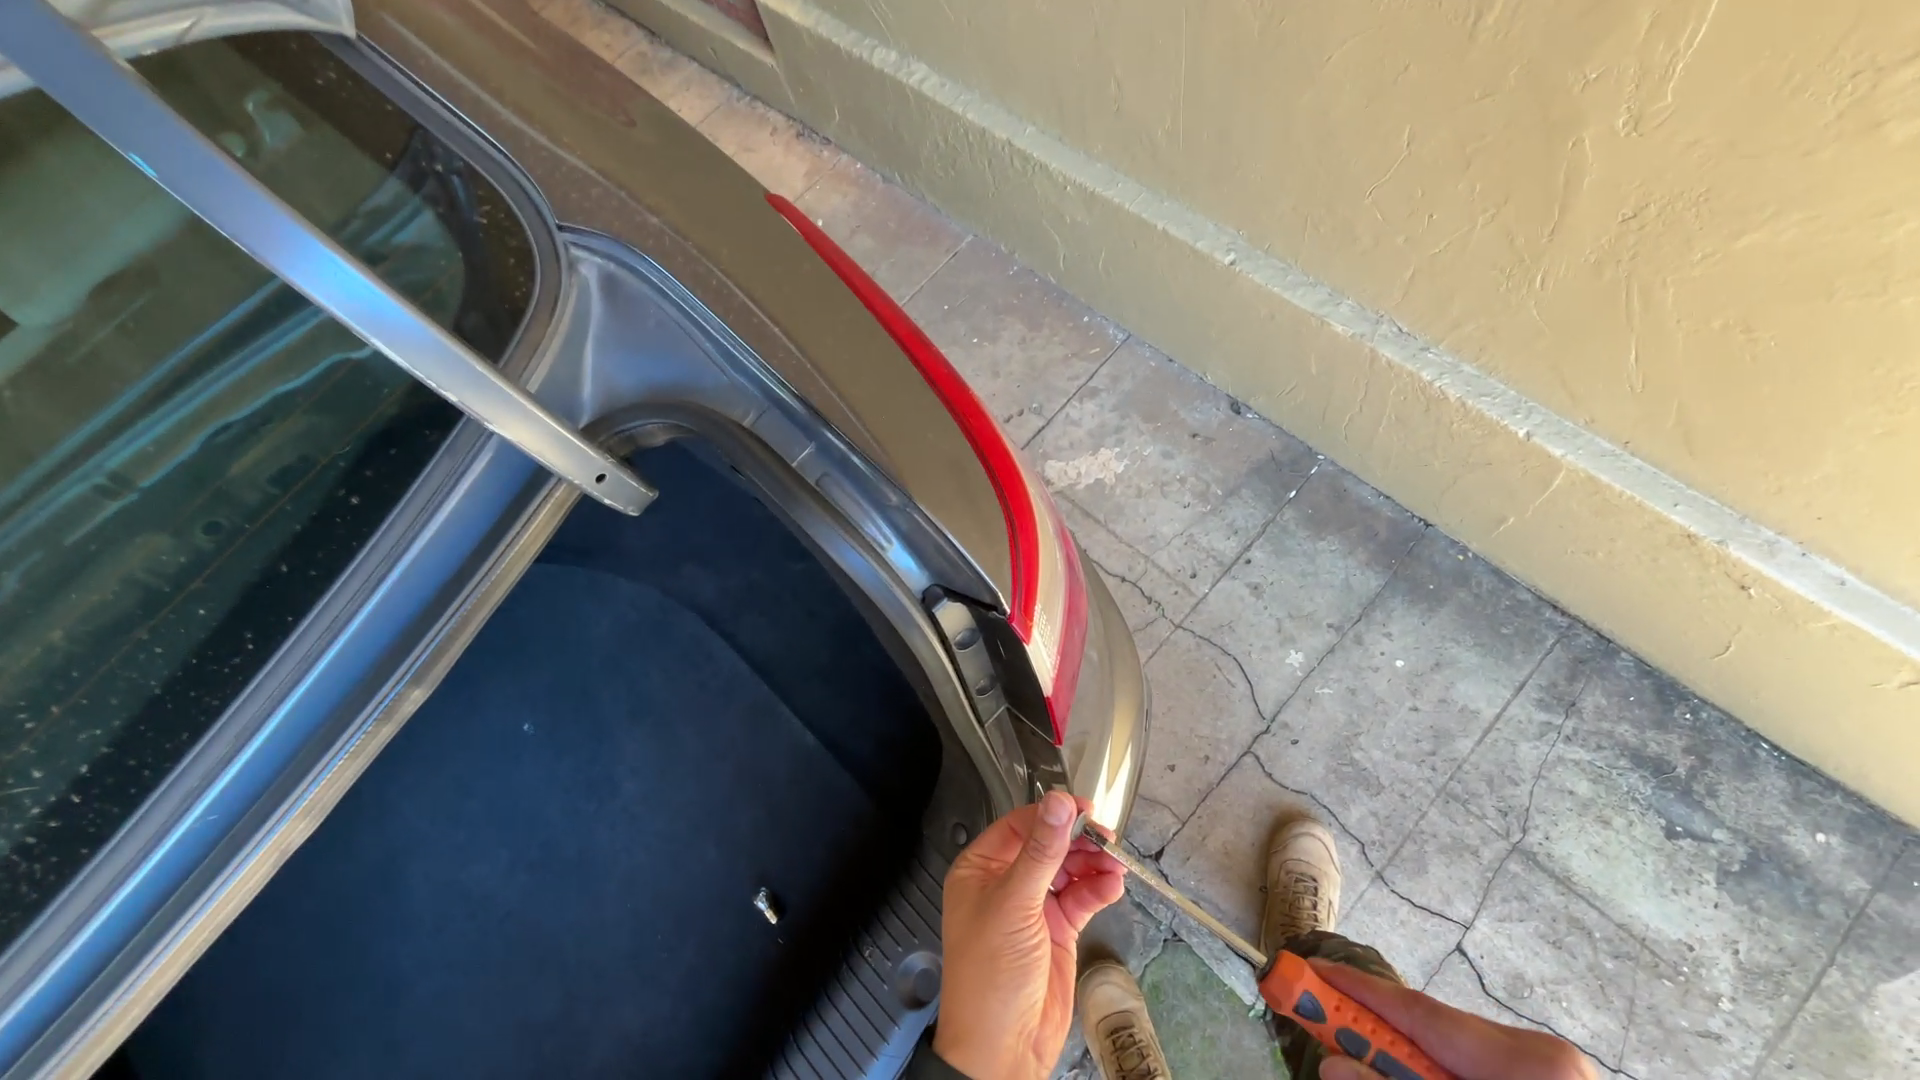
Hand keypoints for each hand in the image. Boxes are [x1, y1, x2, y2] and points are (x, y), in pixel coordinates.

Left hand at [932, 790, 1126, 1079]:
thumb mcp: (1014, 903)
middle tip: (1108, 839)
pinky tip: (1113, 885)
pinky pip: (1080, 899)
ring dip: (1092, 864)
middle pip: (1047, 846)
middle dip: (1077, 841)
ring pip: (1067, 871)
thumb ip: (1040, 852)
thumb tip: (1058, 801)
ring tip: (1116, 863)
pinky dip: (1097, 890)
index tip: (1086, 809)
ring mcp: (1033, 907)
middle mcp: (1005, 882)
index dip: (1051, 815)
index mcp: (980, 868)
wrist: (1002, 1047)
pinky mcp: (1057, 930)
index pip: (1018, 826)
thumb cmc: (991, 971)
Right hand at [1312, 961, 1596, 1079]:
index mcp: (1524, 1062)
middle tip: (1322, 1020)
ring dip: (1406, 1060)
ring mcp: (1553, 1069)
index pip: (1418, 1011)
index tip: (1303, 971)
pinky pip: (1476, 1069)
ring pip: (1454, 1051)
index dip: (1354, 991)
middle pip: (1434, 1029)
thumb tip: (1330, 1067)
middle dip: (1376, 1029)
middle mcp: (1540, 1053)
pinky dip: (1438, 1074)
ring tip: (1368, 1064)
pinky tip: (1414, 1079)